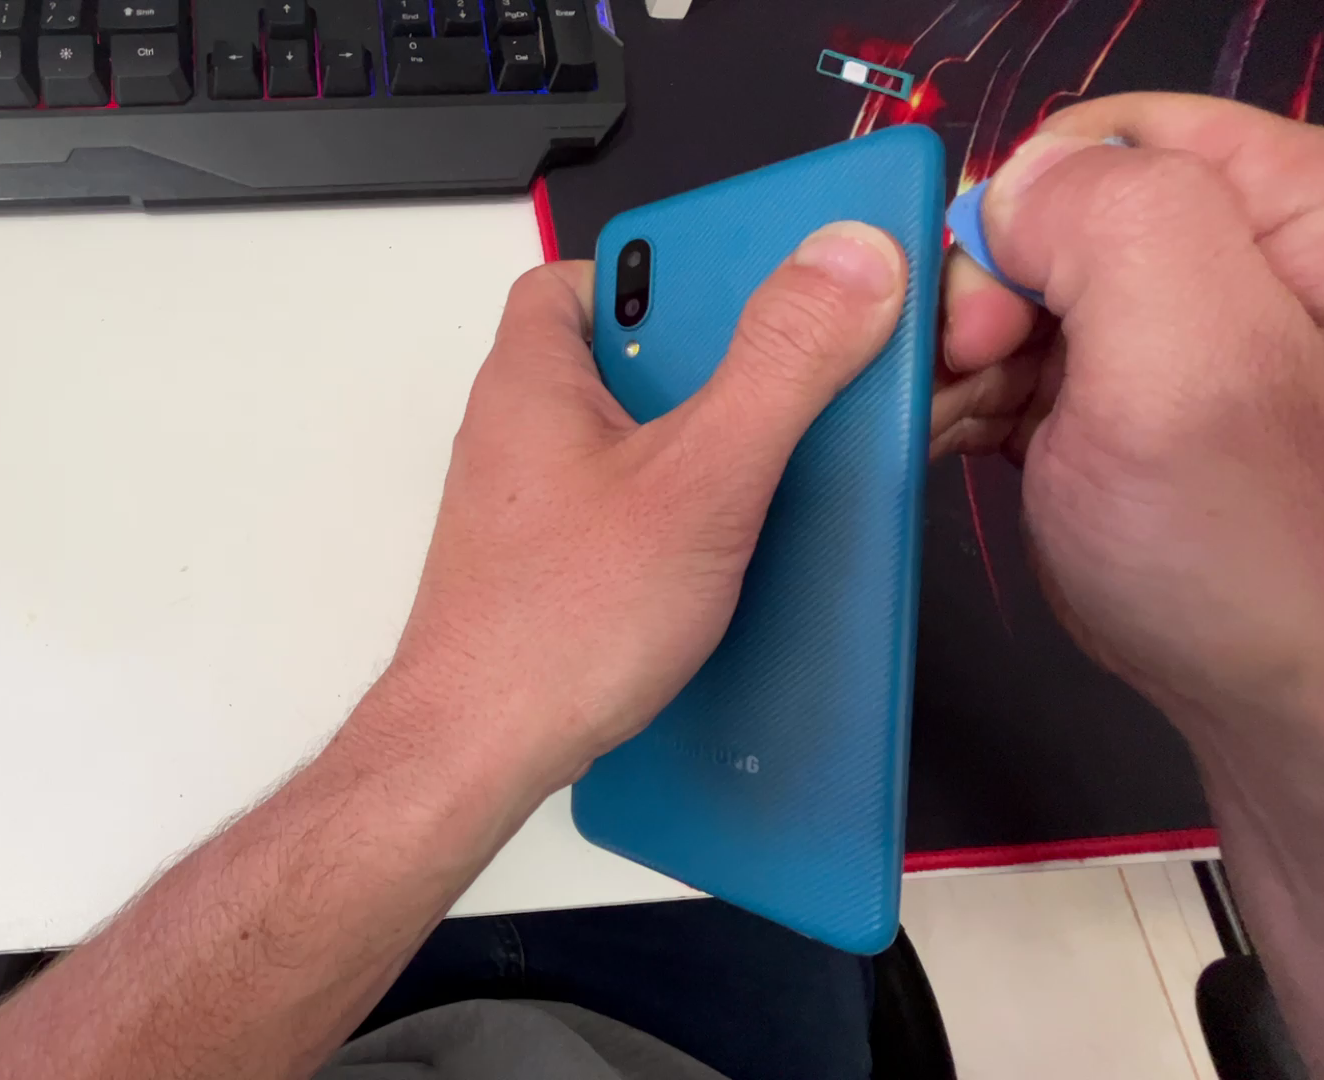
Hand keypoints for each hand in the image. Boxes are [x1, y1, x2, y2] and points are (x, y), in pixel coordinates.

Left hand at [370, 223, 907, 796]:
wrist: (479, 742)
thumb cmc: (556, 621)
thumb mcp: (697, 480)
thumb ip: (776, 365)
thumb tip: (844, 261)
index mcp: (532, 376)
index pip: (579, 274)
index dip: (656, 269)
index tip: (731, 292)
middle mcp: (516, 427)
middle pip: (618, 352)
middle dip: (706, 367)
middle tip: (775, 394)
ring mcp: (527, 494)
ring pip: (626, 433)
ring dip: (697, 442)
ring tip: (765, 473)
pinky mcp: (544, 551)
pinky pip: (617, 497)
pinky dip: (670, 503)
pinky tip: (720, 542)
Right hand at [931, 93, 1323, 724]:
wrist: (1287, 695)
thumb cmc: (1264, 559)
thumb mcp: (1193, 379)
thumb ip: (1117, 236)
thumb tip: (1016, 183)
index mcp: (1307, 216)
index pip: (1114, 140)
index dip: (1022, 217)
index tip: (988, 326)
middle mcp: (1232, 266)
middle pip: (1047, 223)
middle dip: (977, 302)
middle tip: (969, 383)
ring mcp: (1162, 340)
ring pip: (1007, 298)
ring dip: (956, 361)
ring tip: (952, 426)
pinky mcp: (1104, 402)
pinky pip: (1004, 363)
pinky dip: (959, 398)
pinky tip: (953, 438)